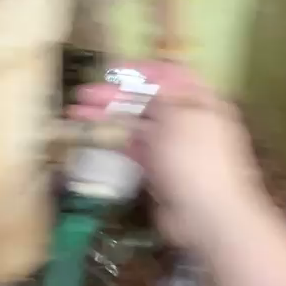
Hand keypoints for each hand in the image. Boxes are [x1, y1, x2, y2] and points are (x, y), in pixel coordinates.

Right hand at [70, 62, 267, 245]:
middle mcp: (189, 120)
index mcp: (201, 101)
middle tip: (84, 94)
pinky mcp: (161, 171)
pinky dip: (115, 141)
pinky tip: (93, 136)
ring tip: (77, 112)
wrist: (208, 216)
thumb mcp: (179, 116)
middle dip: (116, 93)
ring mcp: (174, 147)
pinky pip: (136, 150)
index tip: (113, 70)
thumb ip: (160, 97)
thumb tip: (150, 85)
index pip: (172, 75)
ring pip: (138, 124)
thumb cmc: (196, 158)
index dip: (143, 70)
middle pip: (149, 99)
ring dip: (109, 116)